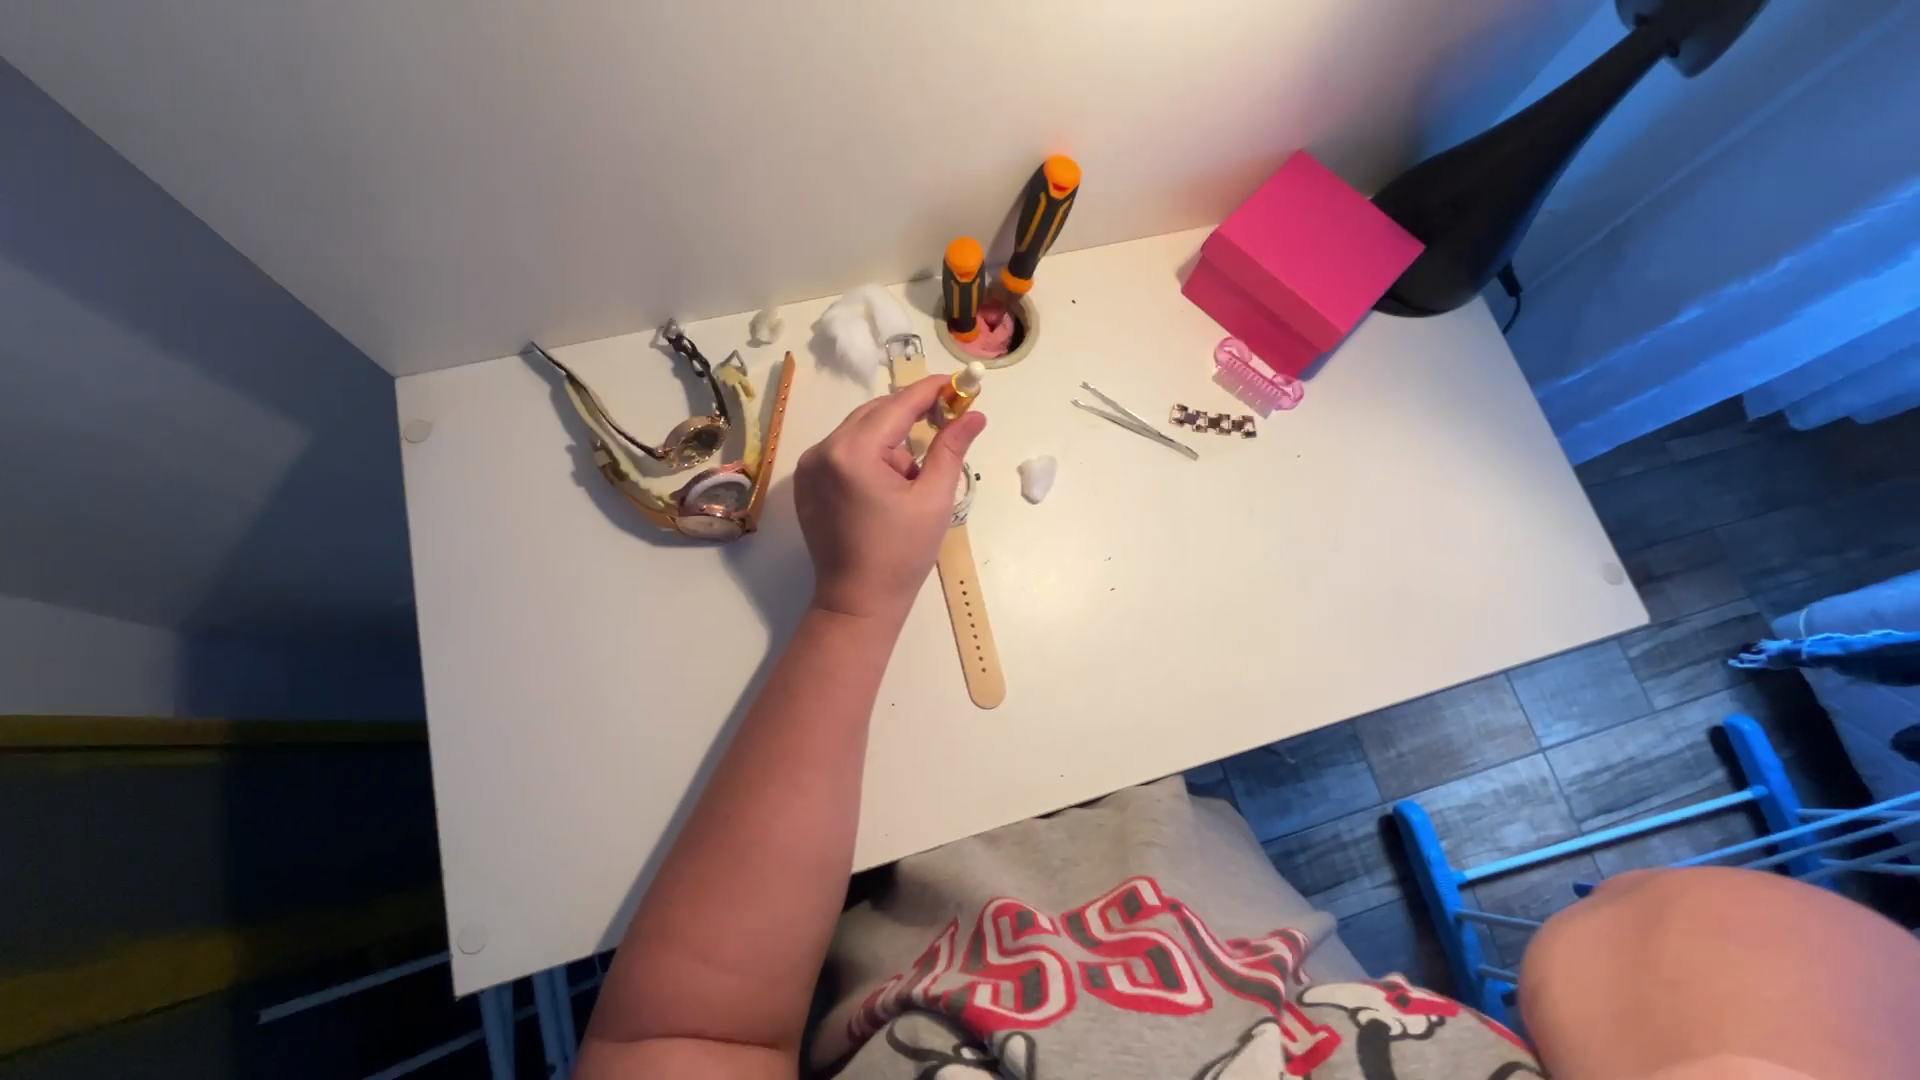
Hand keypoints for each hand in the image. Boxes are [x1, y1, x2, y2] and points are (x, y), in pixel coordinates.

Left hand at [794, 375, 986, 623]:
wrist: (857, 601)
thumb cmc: (901, 555)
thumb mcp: (933, 500)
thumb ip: (951, 449)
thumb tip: (974, 414)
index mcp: (852, 453)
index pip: (897, 405)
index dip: (930, 391)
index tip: (958, 383)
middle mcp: (822, 451)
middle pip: (875, 413)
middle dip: (911, 416)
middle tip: (946, 425)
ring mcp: (809, 467)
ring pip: (859, 431)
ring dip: (890, 441)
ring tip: (911, 478)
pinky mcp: (806, 483)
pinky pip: (843, 451)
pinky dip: (869, 456)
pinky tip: (886, 487)